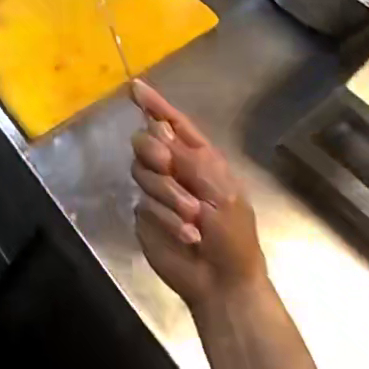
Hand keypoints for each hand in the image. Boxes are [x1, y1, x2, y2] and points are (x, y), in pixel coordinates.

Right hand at [130, 80, 267, 309]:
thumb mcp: (221, 192)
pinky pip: (143, 203)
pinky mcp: (144, 214)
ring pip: (142, 172)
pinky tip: (186, 233)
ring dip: (169, 194)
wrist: (223, 282)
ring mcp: (157, 191)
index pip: (172, 122)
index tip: (134, 87)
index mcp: (198, 157)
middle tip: (168, 164)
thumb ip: (188, 160)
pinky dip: (166, 218)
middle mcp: (174, 168)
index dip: (154, 104)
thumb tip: (159, 129)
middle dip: (155, 150)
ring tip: (193, 218)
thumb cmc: (234, 235)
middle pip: (146, 141)